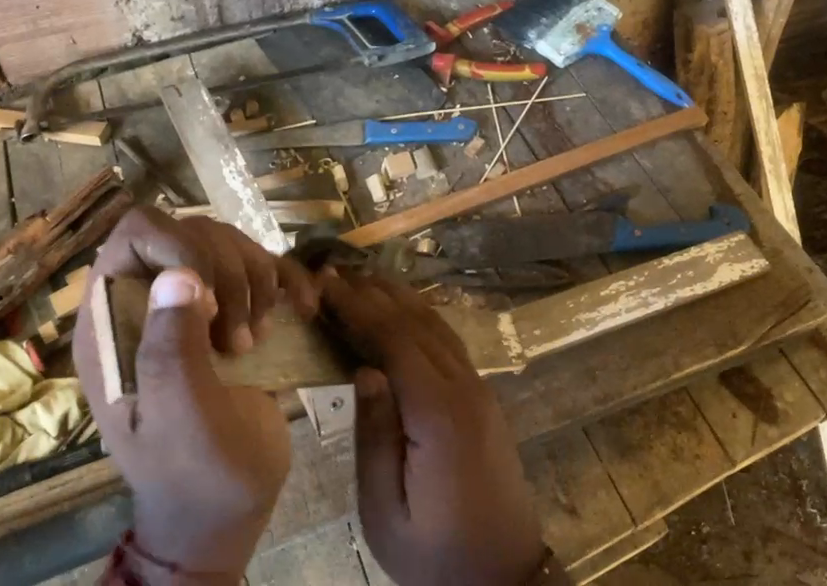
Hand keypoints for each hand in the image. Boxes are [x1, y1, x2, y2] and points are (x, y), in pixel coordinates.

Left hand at [72, 207, 318, 575]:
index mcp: (115, 320)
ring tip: (259, 338)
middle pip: (194, 232)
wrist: (228, 508)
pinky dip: (292, 280)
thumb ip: (169, 349)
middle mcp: (152, 301)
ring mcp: (198, 304)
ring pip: (233, 242)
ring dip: (259, 282)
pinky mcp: (241, 312)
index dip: (180, 249)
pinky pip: (269, 265)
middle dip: (230, 275)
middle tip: (240, 338)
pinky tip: (306, 308)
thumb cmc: (192, 473)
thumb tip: (178, 276)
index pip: (136, 235)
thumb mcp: (176, 420)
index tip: (211, 304)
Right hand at [321, 271, 549, 585]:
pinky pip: (450, 344)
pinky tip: (403, 314)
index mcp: (439, 414)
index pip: (394, 340)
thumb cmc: (433, 554)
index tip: (325, 282)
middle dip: (375, 293)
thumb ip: (374, 435)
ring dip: (400, 299)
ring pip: (439, 327)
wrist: (502, 577)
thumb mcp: (385, 511)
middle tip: (334, 270)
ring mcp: (480, 392)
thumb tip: (363, 368)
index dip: (359, 307)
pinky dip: (421, 319)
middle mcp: (466, 389)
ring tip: (362, 279)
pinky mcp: (484, 401)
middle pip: (418, 324)